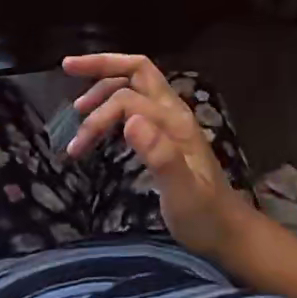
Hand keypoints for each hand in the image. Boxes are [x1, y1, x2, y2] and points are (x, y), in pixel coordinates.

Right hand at [61, 53, 256, 260]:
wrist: (228, 232)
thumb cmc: (203, 215)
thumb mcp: (182, 192)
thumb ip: (160, 156)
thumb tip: (130, 121)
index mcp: (175, 121)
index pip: (128, 99)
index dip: (100, 115)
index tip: (78, 147)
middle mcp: (173, 112)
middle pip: (137, 70)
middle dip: (102, 65)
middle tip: (68, 67)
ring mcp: (170, 121)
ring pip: (135, 85)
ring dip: (104, 88)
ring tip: (77, 109)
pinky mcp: (166, 134)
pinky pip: (136, 102)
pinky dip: (112, 103)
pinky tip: (99, 122)